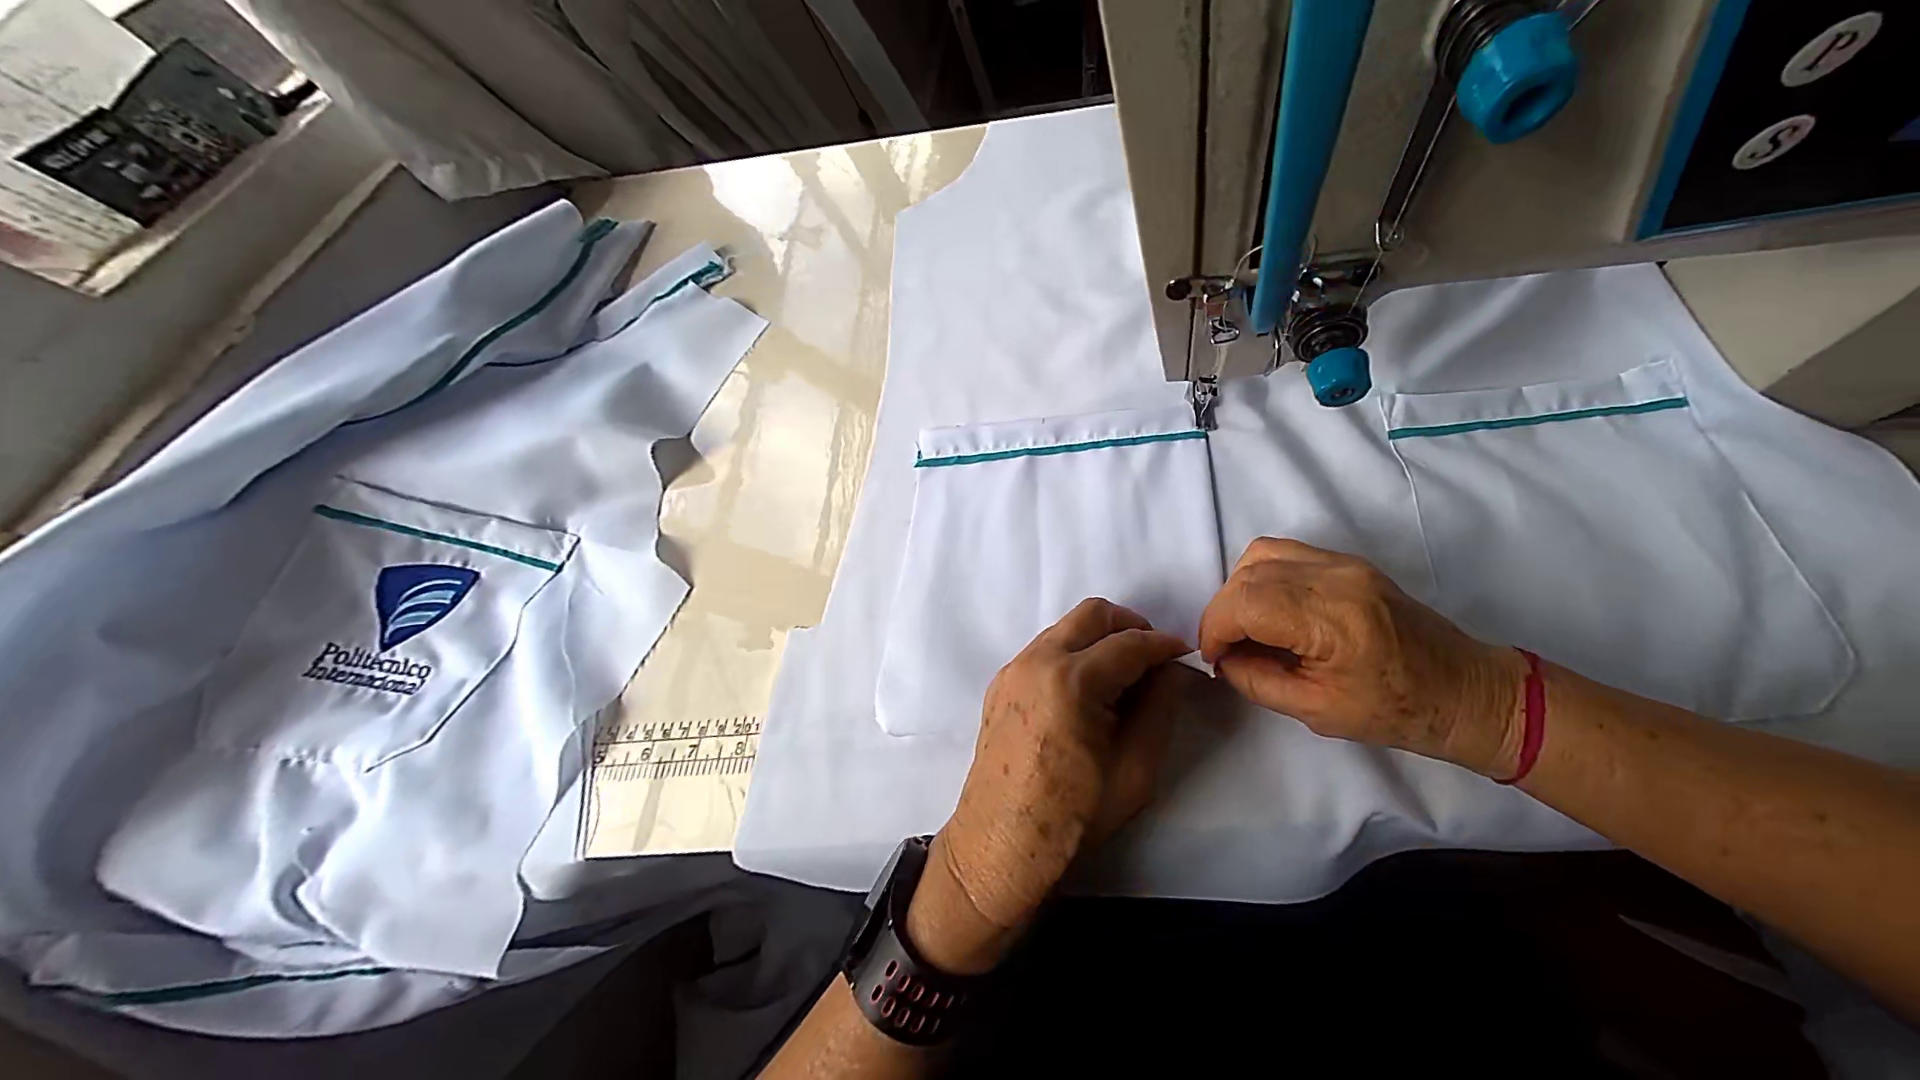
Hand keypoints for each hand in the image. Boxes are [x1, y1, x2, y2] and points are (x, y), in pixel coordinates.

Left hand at [912, 598, 1195, 971]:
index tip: (1183, 656)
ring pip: (1066, 628)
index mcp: (1071, 680)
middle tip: (1154, 658)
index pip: (1129, 643)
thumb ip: (1159, 708)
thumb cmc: (1072, 816)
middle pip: (1092, 614)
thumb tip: (1171, 671)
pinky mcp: (1001, 685)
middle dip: (1130, 626)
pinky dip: (1073, 654)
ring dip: (1099, 639)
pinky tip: (1088, 692)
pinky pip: (1044, 649)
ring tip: (1124, 678)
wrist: (1000, 844)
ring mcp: (1013, 670)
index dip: (1164, 645)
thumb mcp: (1134, 769)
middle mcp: (1036, 662)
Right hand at [1197, 537, 1527, 777]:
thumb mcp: (1315, 711)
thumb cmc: (1396, 711)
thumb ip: (1256, 680)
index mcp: (1332, 620)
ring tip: (1245, 626)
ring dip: (1238, 590)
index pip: (1245, 602)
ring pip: (1259, 554)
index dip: (1215, 628)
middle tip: (1226, 647)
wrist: (1465, 690)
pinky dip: (1260, 577)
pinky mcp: (1347, 561)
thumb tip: (1223, 658)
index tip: (1214, 657)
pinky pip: (1283, 553)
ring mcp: (1343, 563)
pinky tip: (1268, 609)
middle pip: (1247, 575)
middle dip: (1222, 612)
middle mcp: (1336, 578)